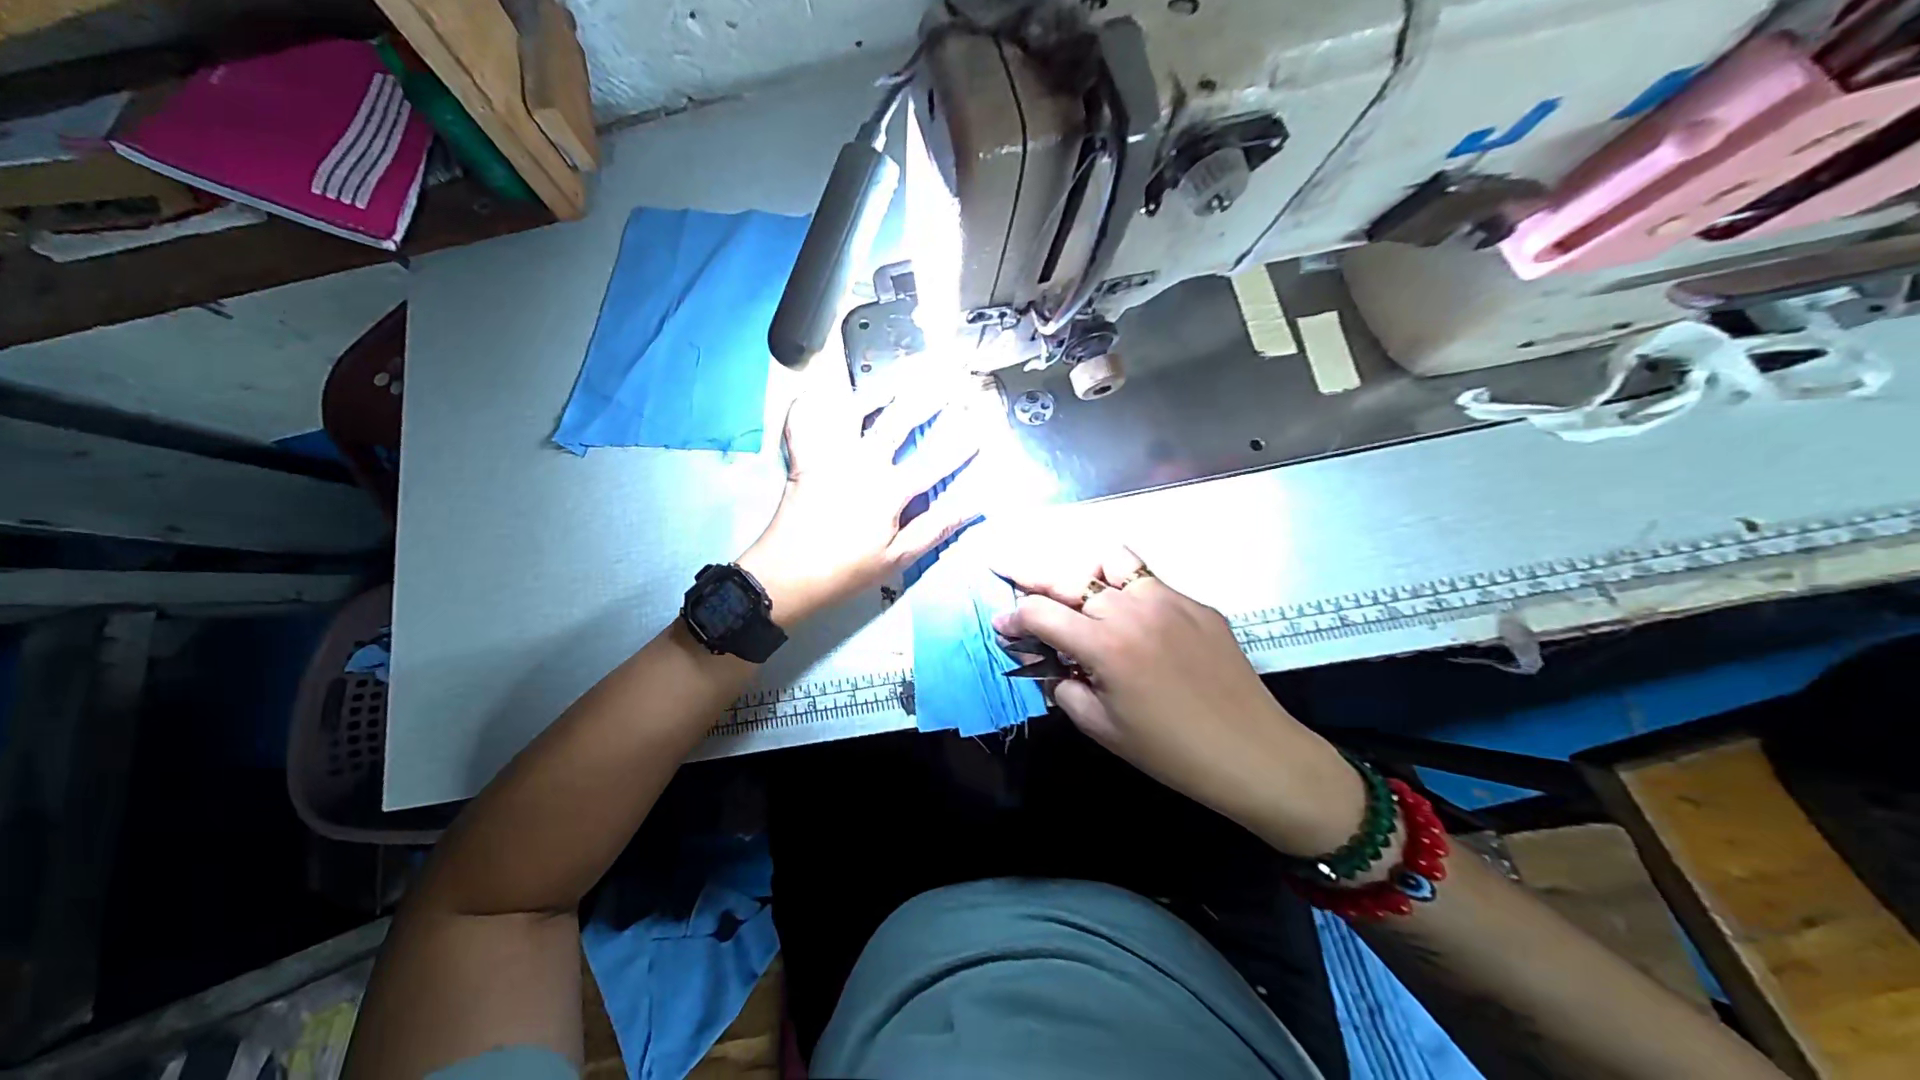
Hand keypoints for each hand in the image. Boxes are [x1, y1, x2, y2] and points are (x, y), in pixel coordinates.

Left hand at [738, 379, 981, 627]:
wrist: (786, 575)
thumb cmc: (845, 571)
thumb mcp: (898, 558)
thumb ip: (936, 528)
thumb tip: (973, 507)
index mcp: (889, 490)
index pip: (935, 462)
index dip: (961, 444)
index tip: (980, 426)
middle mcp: (862, 463)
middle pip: (898, 421)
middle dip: (927, 398)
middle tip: (946, 379)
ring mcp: (831, 457)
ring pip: (854, 411)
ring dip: (877, 391)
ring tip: (896, 377)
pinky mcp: (804, 459)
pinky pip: (804, 423)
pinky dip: (810, 404)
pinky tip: (818, 389)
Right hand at [991, 545, 1368, 858]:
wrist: (1252, 751)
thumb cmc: (1169, 751)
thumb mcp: (1100, 726)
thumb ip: (1062, 686)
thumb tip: (1045, 660)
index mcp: (1104, 645)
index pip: (1040, 613)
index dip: (1013, 618)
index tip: (1002, 626)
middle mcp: (1132, 609)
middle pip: (1067, 577)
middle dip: (1029, 574)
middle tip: (1005, 568)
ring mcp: (1168, 599)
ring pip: (1110, 562)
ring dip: (1083, 571)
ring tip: (1074, 587)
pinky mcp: (1195, 602)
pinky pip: (1149, 580)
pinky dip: (1125, 586)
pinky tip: (1126, 611)